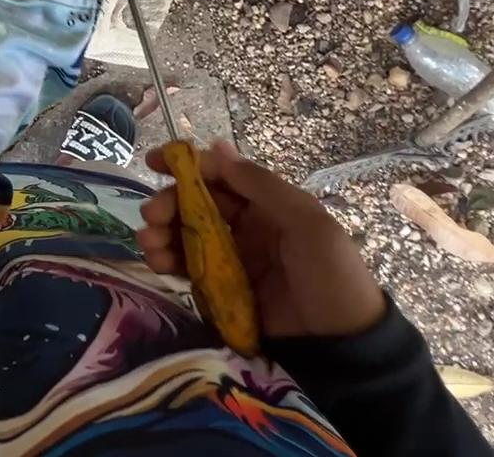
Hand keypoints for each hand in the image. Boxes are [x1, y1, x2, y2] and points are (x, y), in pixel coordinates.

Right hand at [136, 138, 386, 339]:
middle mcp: (242, 224)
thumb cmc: (330, 275)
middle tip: (152, 216)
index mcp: (264, 203)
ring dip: (160, 231)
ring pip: (183, 232)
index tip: (154, 162)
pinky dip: (165, 259)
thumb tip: (215, 147)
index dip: (185, 164)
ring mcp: (229, 256)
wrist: (343, 347)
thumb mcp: (307, 222)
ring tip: (150, 244)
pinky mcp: (219, 286)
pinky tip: (157, 262)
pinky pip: (185, 265)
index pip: (217, 174)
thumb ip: (261, 185)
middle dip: (167, 202)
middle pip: (192, 202)